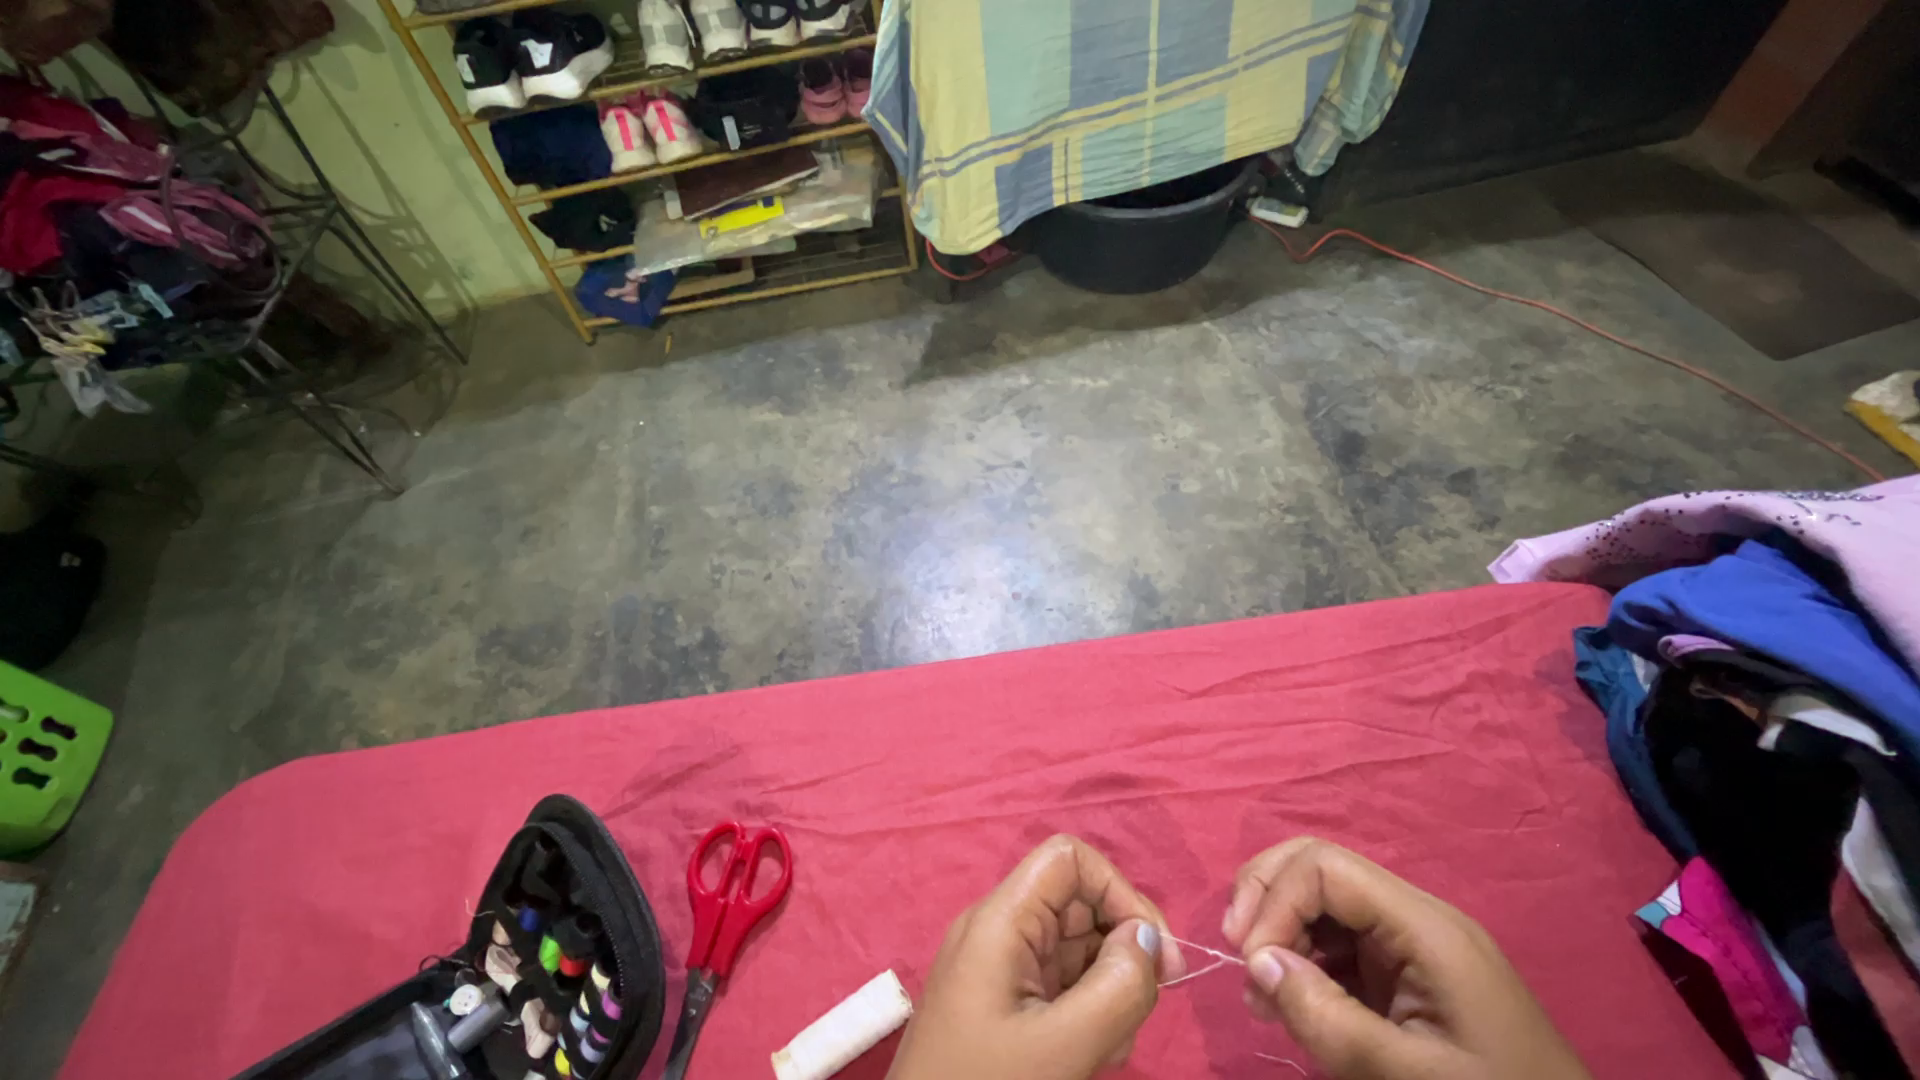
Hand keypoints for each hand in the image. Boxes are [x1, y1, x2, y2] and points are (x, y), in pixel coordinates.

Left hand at [886, 835, 1186, 1079]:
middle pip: (1079, 903)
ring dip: (1109, 988)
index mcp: (1001, 920)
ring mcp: (1002, 965)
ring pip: (1078, 946)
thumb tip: (1147, 939)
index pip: (1068, 859)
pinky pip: (1063, 982)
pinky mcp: (1006, 999)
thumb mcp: (1062, 1047)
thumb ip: (1117, 988)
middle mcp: (1000, 930)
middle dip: (1120, 949)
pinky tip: (1092, 1054)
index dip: (1119, 891)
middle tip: (1138, 1012)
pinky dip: (1090, 1009)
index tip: (1155, 953)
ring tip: (1106, 1048)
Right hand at [1222, 838, 1592, 1079]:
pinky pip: (1337, 940)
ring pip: (1321, 901)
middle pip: (1318, 866)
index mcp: (1426, 927)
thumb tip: (1256, 961)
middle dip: (1266, 899)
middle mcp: (1415, 917)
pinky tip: (1291, 1002)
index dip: (1273, 901)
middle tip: (1239, 958)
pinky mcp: (1406, 972)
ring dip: (1278, 932)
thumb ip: (1328, 1019)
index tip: (1249, 964)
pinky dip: (1300, 959)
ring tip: (1262, 998)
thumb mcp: (1407, 1078)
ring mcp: (1411, 943)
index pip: (1324, 867)